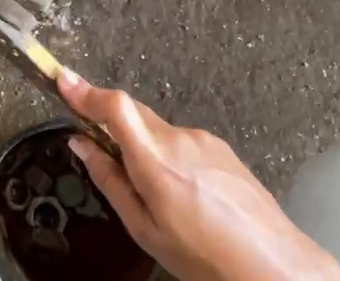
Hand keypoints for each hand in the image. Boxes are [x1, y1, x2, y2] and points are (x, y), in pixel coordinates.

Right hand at [59, 72, 339, 280]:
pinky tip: (188, 195)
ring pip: (159, 131)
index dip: (85, 90)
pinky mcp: (221, 147)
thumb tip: (80, 143)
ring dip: (147, 148)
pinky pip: (183, 142)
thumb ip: (109, 180)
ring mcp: (203, 140)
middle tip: (108, 158)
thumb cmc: (205, 258)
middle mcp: (178, 139)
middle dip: (114, 125)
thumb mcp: (145, 229)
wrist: (277, 268)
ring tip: (162, 197)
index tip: (63, 78)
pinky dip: (173, 157)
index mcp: (155, 161)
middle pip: (133, 114)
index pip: (114, 107)